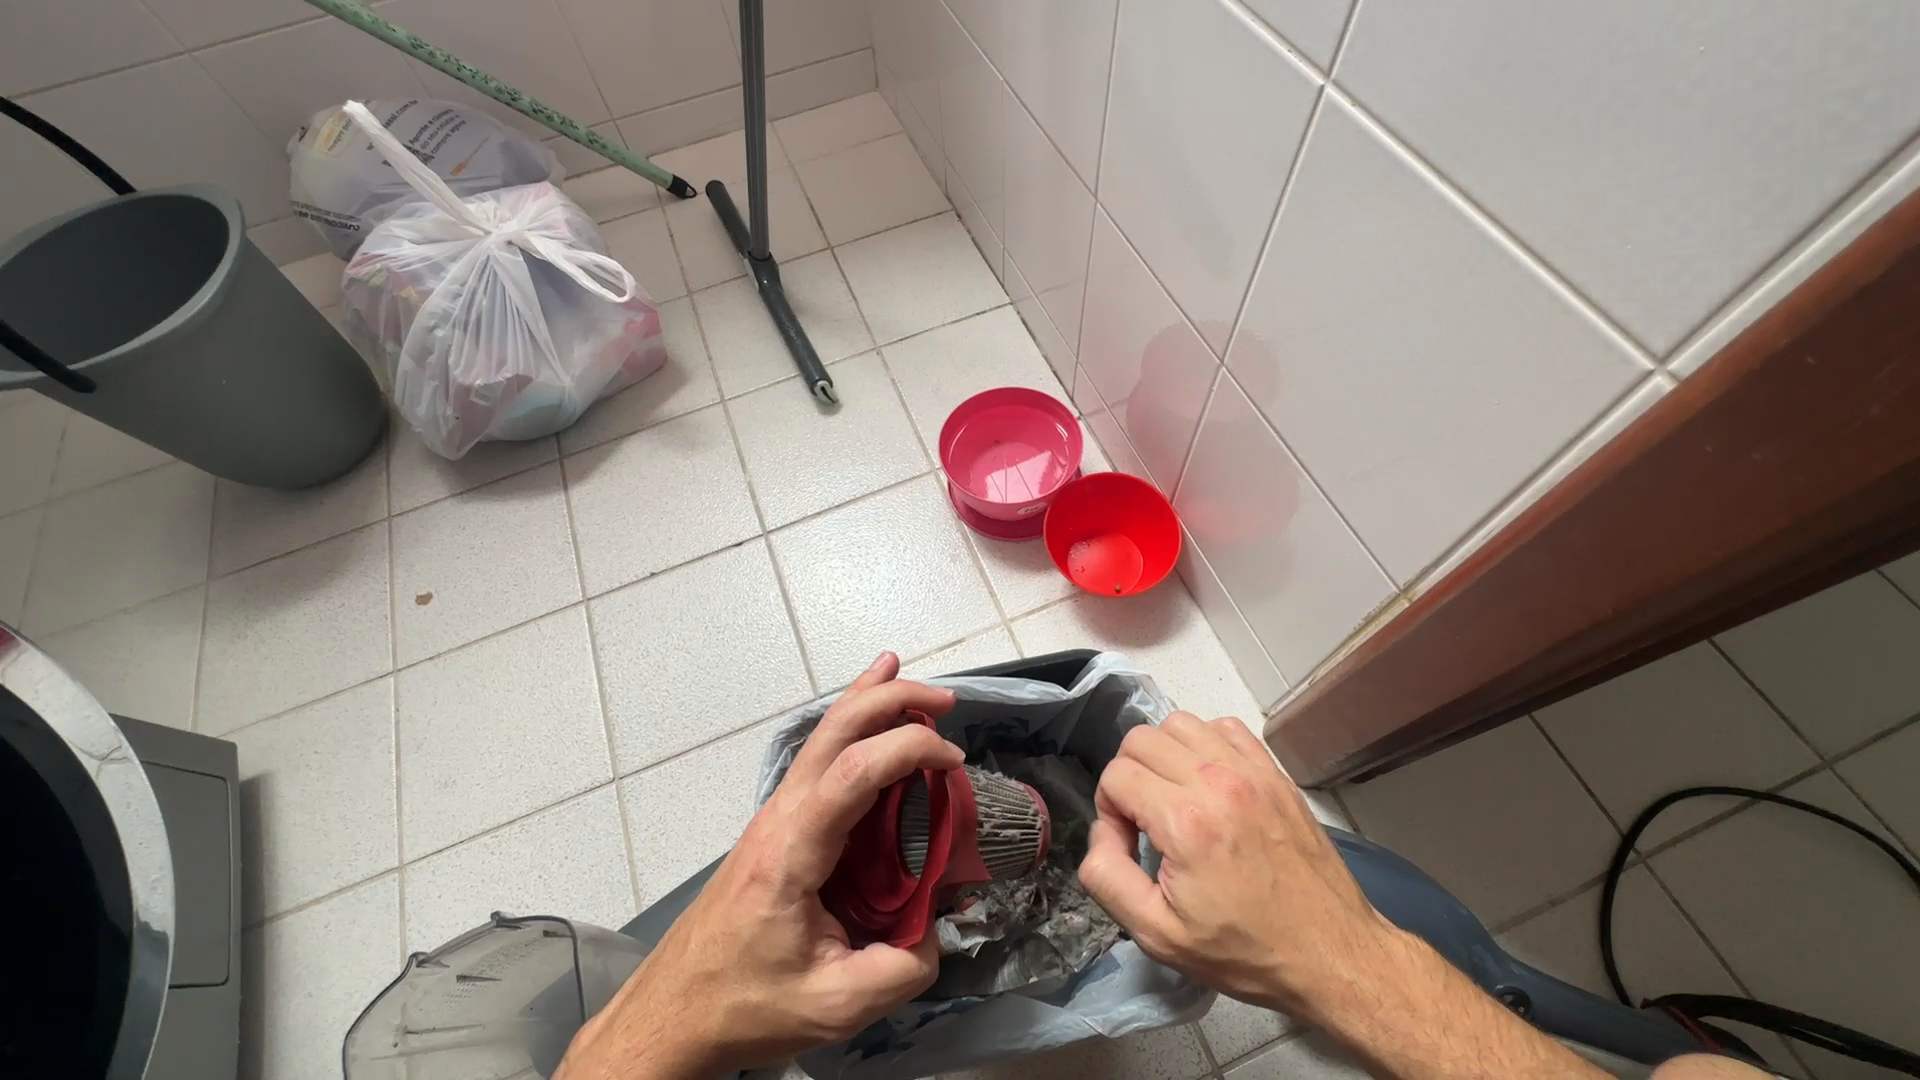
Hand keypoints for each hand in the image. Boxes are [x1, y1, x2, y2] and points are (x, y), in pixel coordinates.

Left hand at [557, 653, 961, 1079]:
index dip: (908, 750)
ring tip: (909, 683)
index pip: (853, 771)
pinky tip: (867, 719)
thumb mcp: (833, 1007)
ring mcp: (776, 814)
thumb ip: (900, 970)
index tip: (953, 762)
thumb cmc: (744, 1005)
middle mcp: (781, 815)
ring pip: (822, 736)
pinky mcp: (779, 825)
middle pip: (834, 731)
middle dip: (890, 700)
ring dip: (868, 703)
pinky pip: (819, 760)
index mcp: (792, 849)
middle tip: (945, 701)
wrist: (672, 1012)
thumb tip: (936, 932)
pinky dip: (851, 729)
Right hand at [1076, 712, 1398, 1020]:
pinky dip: (1204, 744)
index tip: (1129, 844)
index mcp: (1186, 822)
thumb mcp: (1158, 935)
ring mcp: (1251, 771)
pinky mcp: (1274, 772)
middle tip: (1145, 820)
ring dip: (1163, 755)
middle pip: (1140, 740)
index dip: (1108, 810)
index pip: (1116, 776)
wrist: (1332, 954)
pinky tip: (1208, 783)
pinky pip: (1223, 726)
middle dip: (1128, 777)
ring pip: (1178, 724)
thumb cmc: (1244, 950)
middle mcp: (1217, 782)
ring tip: (1173, 796)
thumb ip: (1107, 877)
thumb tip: (1100, 833)